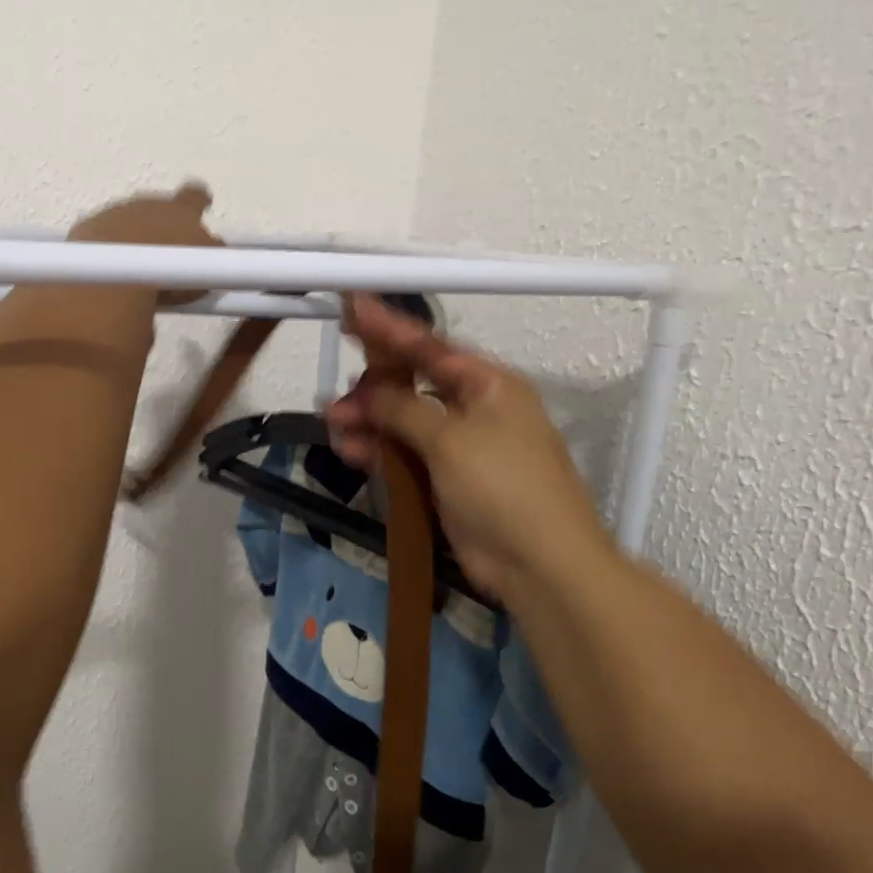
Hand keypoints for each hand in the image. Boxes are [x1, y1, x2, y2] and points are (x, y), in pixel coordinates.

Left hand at [68, 182, 223, 304]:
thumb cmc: (169, 272)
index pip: (194, 195)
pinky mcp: (86, 230)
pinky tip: (109, 271)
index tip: (202, 204)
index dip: (198, 200)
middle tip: (162, 247)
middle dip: (159, 222)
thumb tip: (214, 250)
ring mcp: (113, 213)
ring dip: (130, 236)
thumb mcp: (205, 269)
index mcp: (181, 210)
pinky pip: (99, 235)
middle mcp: (146, 202)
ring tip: (134, 265)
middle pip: (155, 205)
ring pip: (125, 219)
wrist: (115, 276)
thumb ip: (212, 255)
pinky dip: (105, 248)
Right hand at [325, 294, 616, 594]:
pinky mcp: (445, 481)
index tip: (351, 308)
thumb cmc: (503, 486)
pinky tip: (350, 451)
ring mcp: (459, 447)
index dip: (388, 328)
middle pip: (412, 384)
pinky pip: (404, 455)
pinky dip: (378, 451)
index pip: (429, 347)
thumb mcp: (450, 439)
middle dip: (371, 388)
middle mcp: (473, 409)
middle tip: (334, 394)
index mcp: (488, 385)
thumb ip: (402, 408)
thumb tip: (368, 393)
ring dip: (369, 422)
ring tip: (333, 425)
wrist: (539, 564)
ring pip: (402, 422)